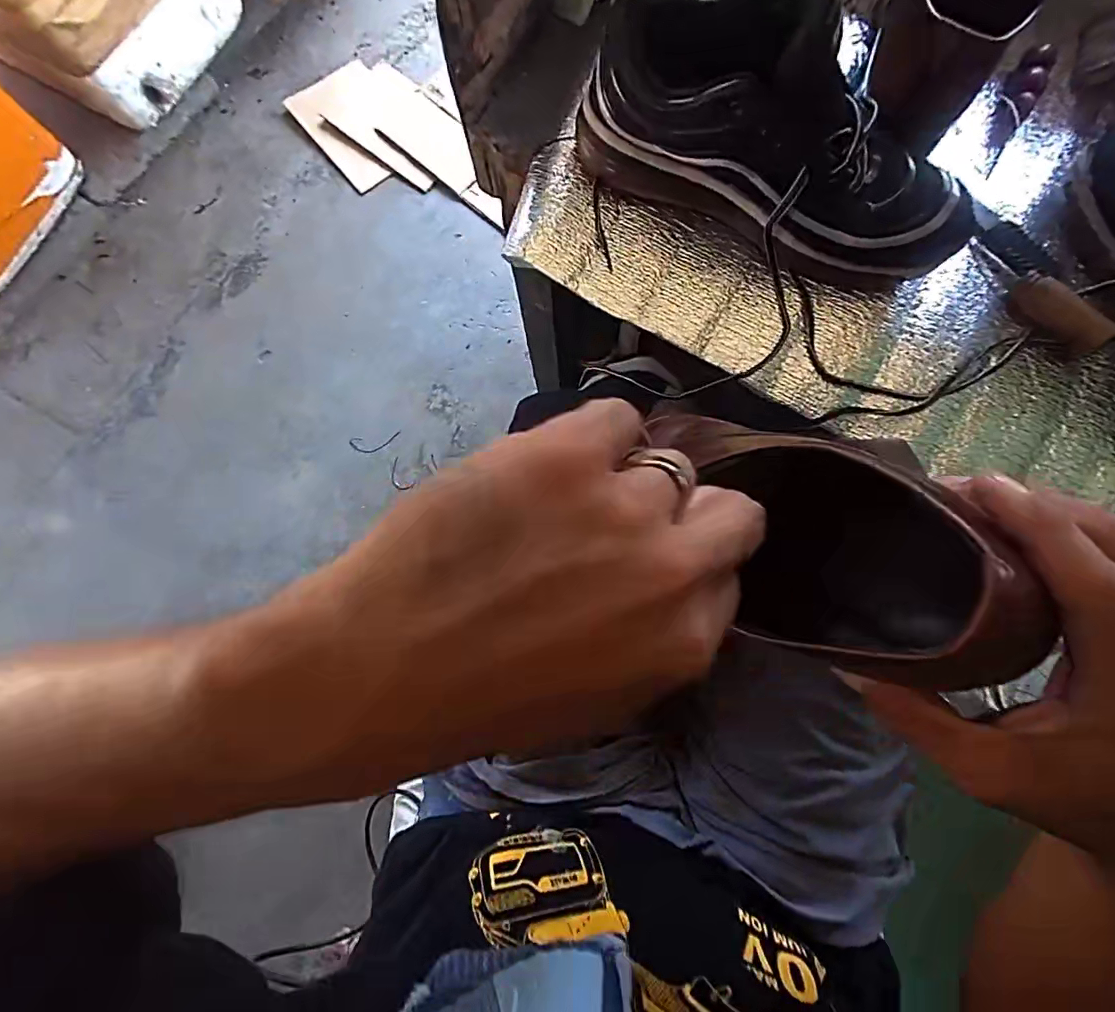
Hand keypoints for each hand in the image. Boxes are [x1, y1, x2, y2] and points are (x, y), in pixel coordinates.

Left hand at [261, 398, 765, 777]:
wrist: (385, 666)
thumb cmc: (480, 697)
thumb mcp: (597, 697)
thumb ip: (651, 640)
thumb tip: (672, 582)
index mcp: (683, 642)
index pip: (726, 572)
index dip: (687, 557)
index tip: (652, 553)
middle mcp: (672, 568)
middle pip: (729, 510)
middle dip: (686, 512)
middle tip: (625, 515)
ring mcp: (621, 504)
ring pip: (666, 460)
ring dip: (626, 476)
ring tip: (566, 491)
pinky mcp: (564, 456)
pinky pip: (614, 416)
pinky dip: (591, 434)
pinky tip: (544, 461)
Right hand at [840, 477, 1114, 892]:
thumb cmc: (1067, 806)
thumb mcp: (980, 774)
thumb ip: (915, 718)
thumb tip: (847, 665)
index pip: (1099, 583)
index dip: (1042, 527)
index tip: (981, 486)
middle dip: (1039, 505)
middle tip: (959, 490)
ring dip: (1056, 511)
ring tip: (981, 501)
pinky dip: (1067, 529)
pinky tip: (1017, 530)